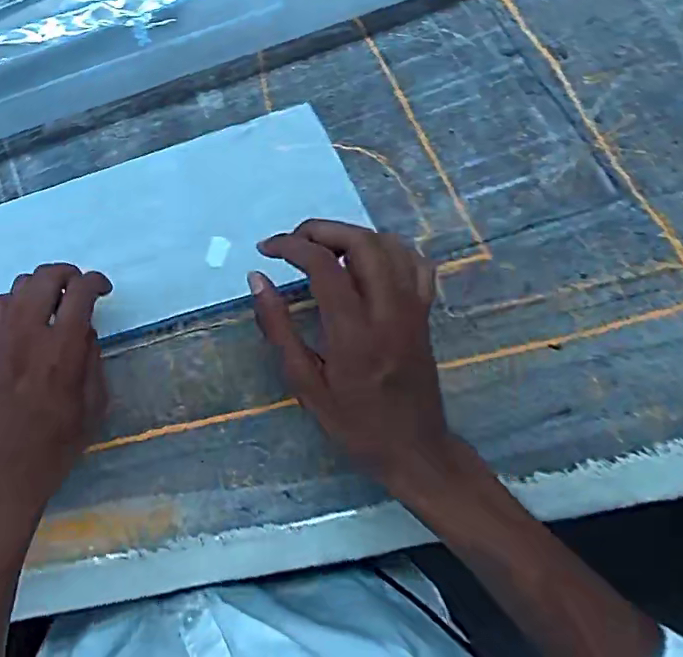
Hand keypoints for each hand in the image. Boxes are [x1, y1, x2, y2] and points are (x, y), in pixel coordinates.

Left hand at [0, 263, 111, 519]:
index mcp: (62, 350)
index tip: (102, 287)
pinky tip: (26, 315)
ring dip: (42, 285)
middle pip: (46, 277)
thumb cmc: (58, 442)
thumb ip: (92, 358)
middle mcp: (29, 333)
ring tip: (54, 299)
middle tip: (79, 286)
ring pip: (20, 285)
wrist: (8, 464)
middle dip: (68, 273)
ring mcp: (2, 336)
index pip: (79, 294)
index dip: (94, 282)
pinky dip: (16, 300)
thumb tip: (85, 326)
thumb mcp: (94, 405)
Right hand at [251, 220, 450, 491]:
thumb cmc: (353, 421)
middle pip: (362, 243)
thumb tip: (257, 279)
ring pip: (390, 246)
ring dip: (350, 235)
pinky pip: (414, 263)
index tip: (266, 250)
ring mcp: (414, 311)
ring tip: (320, 249)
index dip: (290, 246)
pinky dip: (386, 249)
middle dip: (320, 230)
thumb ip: (278, 327)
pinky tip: (361, 260)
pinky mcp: (425, 314)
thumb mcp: (303, 381)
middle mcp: (390, 314)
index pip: (325, 266)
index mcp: (355, 333)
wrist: (417, 451)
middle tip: (292, 244)